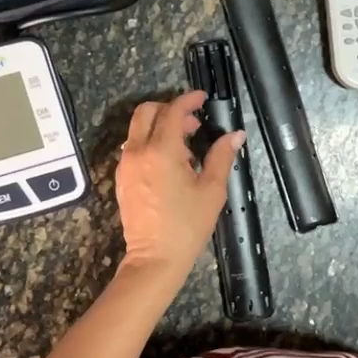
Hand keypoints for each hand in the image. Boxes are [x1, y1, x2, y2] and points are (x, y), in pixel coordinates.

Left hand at [114, 91, 244, 279]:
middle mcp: (138, 152)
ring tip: (185, 148)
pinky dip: (150, 143)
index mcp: (161, 151)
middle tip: (193, 123)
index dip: (188, 100)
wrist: (154, 258)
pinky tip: (170, 164)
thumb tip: (235, 135)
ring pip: (137, 129)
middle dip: (169, 110)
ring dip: (160, 127)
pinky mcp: (122, 178)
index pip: (173, 112)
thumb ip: (222, 157)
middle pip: (147, 112)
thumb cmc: (187, 226)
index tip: (201, 98)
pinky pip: (133, 147)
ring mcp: (126, 165)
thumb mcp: (212, 191)